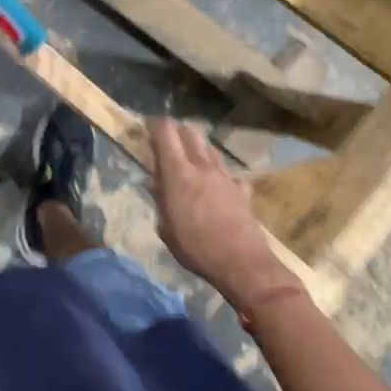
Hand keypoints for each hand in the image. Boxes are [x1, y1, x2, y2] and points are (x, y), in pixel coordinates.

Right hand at [149, 118, 297, 312]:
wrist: (242, 264)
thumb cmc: (196, 247)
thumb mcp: (165, 226)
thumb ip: (159, 198)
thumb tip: (153, 181)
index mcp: (178, 172)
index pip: (165, 131)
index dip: (155, 126)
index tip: (147, 133)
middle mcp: (202, 166)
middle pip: (190, 132)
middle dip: (177, 132)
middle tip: (168, 146)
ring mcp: (225, 176)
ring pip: (210, 148)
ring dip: (198, 148)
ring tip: (191, 162)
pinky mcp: (242, 190)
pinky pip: (229, 173)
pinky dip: (221, 175)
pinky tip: (219, 187)